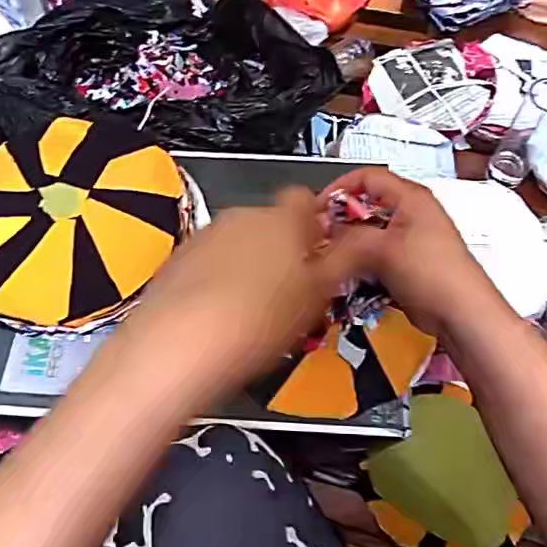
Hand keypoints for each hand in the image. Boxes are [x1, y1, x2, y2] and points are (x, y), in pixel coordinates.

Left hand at [108, 187, 363, 401]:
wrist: (179, 347)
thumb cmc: (249, 324)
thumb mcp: (319, 295)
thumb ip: (347, 260)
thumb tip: (367, 241)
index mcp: (284, 218)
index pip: (307, 199)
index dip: (317, 225)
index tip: (323, 252)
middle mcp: (243, 217)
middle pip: (274, 223)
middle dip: (287, 251)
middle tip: (297, 291)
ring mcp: (207, 236)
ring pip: (242, 243)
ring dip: (254, 267)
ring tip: (260, 313)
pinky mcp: (179, 259)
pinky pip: (211, 263)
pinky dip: (221, 281)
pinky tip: (228, 316)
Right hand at [317, 167, 504, 335]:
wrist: (460, 313)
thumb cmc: (439, 275)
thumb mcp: (383, 249)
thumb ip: (348, 237)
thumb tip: (325, 233)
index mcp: (411, 197)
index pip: (367, 177)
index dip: (339, 188)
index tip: (320, 207)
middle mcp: (412, 215)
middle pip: (365, 208)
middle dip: (341, 222)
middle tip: (322, 237)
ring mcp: (410, 241)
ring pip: (369, 236)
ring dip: (349, 248)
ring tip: (332, 260)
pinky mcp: (407, 266)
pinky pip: (376, 259)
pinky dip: (361, 266)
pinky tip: (349, 278)